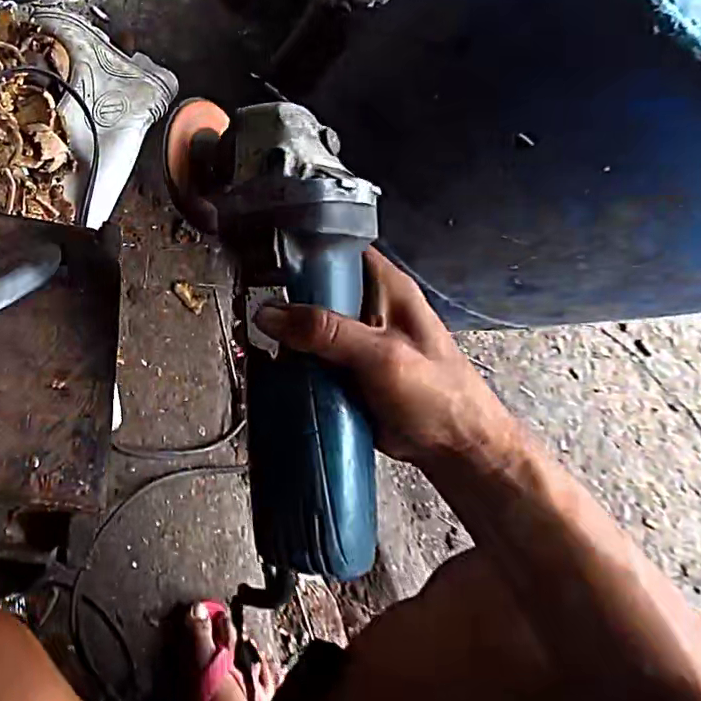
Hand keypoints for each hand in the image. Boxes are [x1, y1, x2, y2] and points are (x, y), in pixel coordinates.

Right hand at [250, 248, 515, 466]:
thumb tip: (267, 314)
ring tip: (247, 330)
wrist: (456, 452)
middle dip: (282, 293)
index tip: (263, 255)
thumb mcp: (381, 356)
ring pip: (307, 322)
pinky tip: (267, 359)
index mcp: (386, 286)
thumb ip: (326, 331)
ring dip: (282, 330)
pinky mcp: (343, 367)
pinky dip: (289, 357)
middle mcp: (367, 305)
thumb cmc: (436, 396)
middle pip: (314, 286)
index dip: (302, 248)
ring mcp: (354, 338)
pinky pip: (308, 353)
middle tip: (245, 299)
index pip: (338, 249)